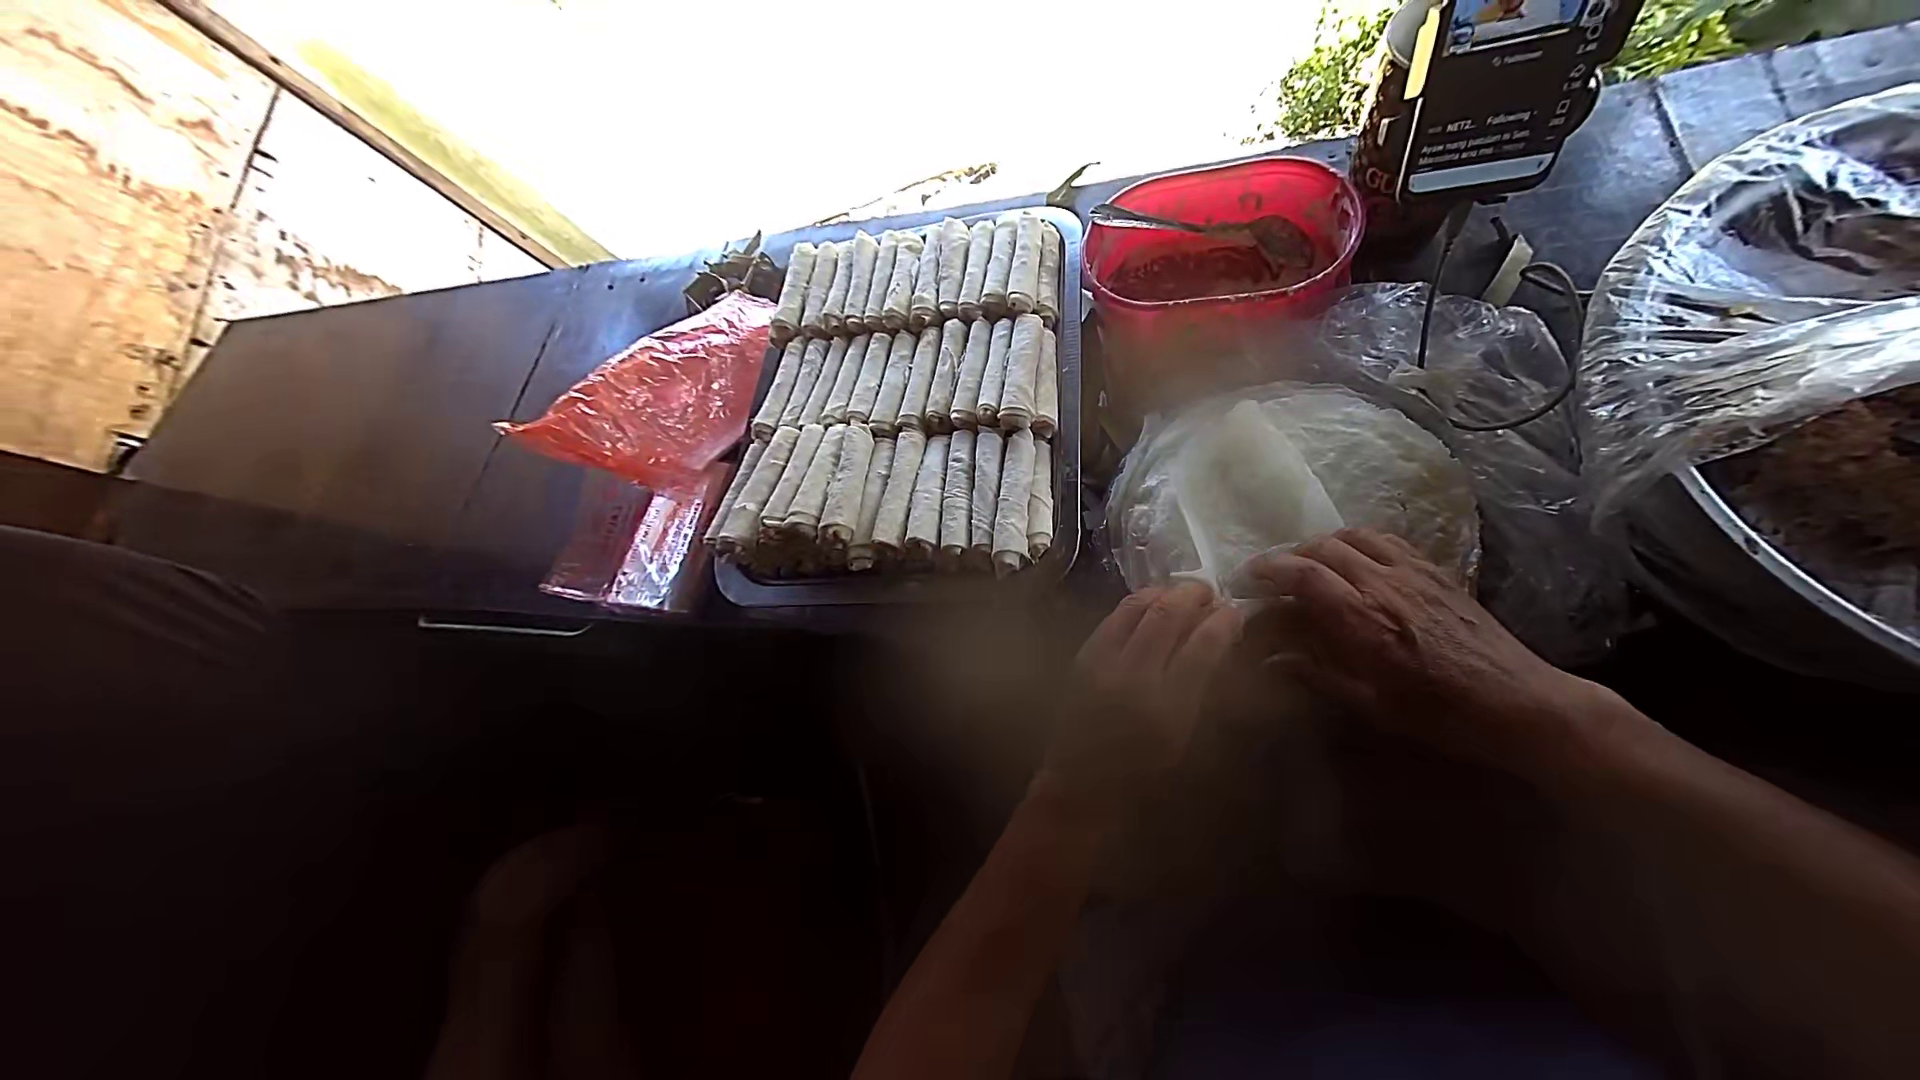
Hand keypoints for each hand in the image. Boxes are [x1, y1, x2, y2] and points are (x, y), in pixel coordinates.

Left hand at [1042, 582, 1243, 811]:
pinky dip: (1132, 605)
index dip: (1224, 622)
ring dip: (1162, 593)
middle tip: (1211, 593)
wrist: (1079, 793)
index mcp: (1169, 709)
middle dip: (1194, 596)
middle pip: (1166, 616)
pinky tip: (1147, 604)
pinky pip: (1109, 620)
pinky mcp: (1080, 661)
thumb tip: (1223, 652)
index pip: (1203, 647)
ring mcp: (1101, 665)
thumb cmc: (1144, 785)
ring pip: (1134, 608)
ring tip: (1181, 592)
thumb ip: (1207, 698)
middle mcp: (1133, 678)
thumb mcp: (1188, 747)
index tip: (1235, 613)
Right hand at [1239, 528, 1601, 772]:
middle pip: (1323, 547)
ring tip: (1309, 562)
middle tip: (1274, 574)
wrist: (1523, 705)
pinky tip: (1354, 559)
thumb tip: (1272, 660)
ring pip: (1354, 536)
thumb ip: (1317, 674)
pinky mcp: (1437, 572)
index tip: (1249, 577)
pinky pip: (1388, 540)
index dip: (1269, 568)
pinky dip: (1359, 541)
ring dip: (1322, 544)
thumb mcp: (1371, 704)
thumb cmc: (1441, 714)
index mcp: (1363, 620)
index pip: (1304, 575)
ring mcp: (1414, 574)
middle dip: (1289, 554)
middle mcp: (1385, 586)